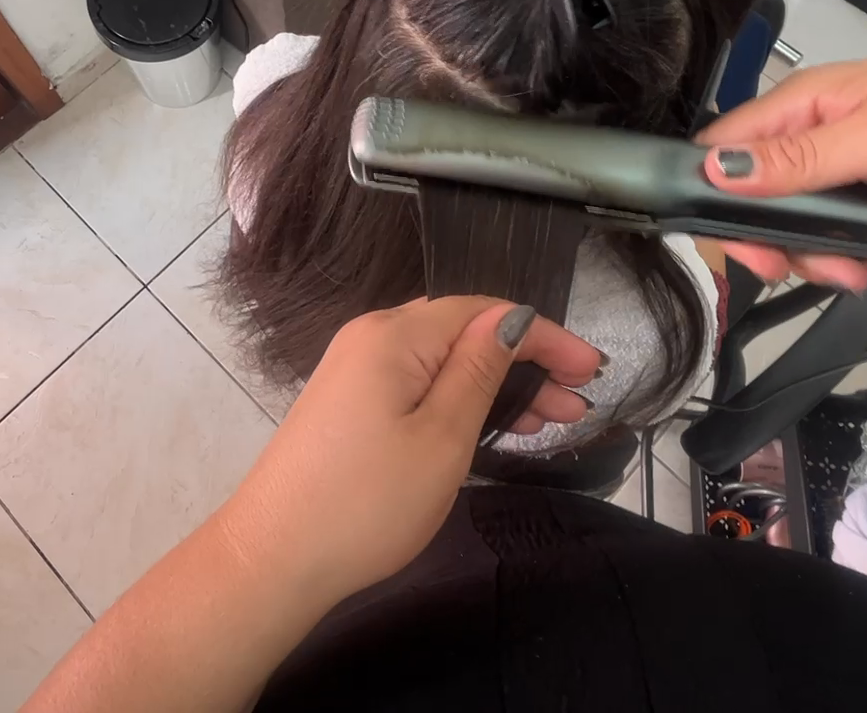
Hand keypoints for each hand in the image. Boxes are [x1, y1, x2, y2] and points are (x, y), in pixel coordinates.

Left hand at [214, 297, 598, 604]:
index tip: (593, 369)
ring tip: (549, 419)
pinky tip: (492, 423)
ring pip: (440, 358)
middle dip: (524, 359)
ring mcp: (354, 367)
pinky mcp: (348, 398)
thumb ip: (478, 371)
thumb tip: (509, 320)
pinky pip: (415, 380)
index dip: (542, 333)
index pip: (481, 310)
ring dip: (495, 382)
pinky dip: (458, 396)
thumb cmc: (367, 501)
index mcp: (393, 334)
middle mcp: (370, 336)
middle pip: (461, 330)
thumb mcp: (441, 438)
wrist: (274, 555)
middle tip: (577, 403)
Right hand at [695, 57, 866, 289]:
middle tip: (805, 271)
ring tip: (859, 275)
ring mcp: (844, 160)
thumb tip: (715, 168)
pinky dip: (842, 255)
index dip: (715, 194)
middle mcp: (816, 127)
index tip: (746, 245)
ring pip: (788, 217)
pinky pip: (829, 228)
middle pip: (751, 190)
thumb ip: (801, 159)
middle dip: (772, 237)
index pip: (725, 145)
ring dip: (813, 254)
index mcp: (808, 100)